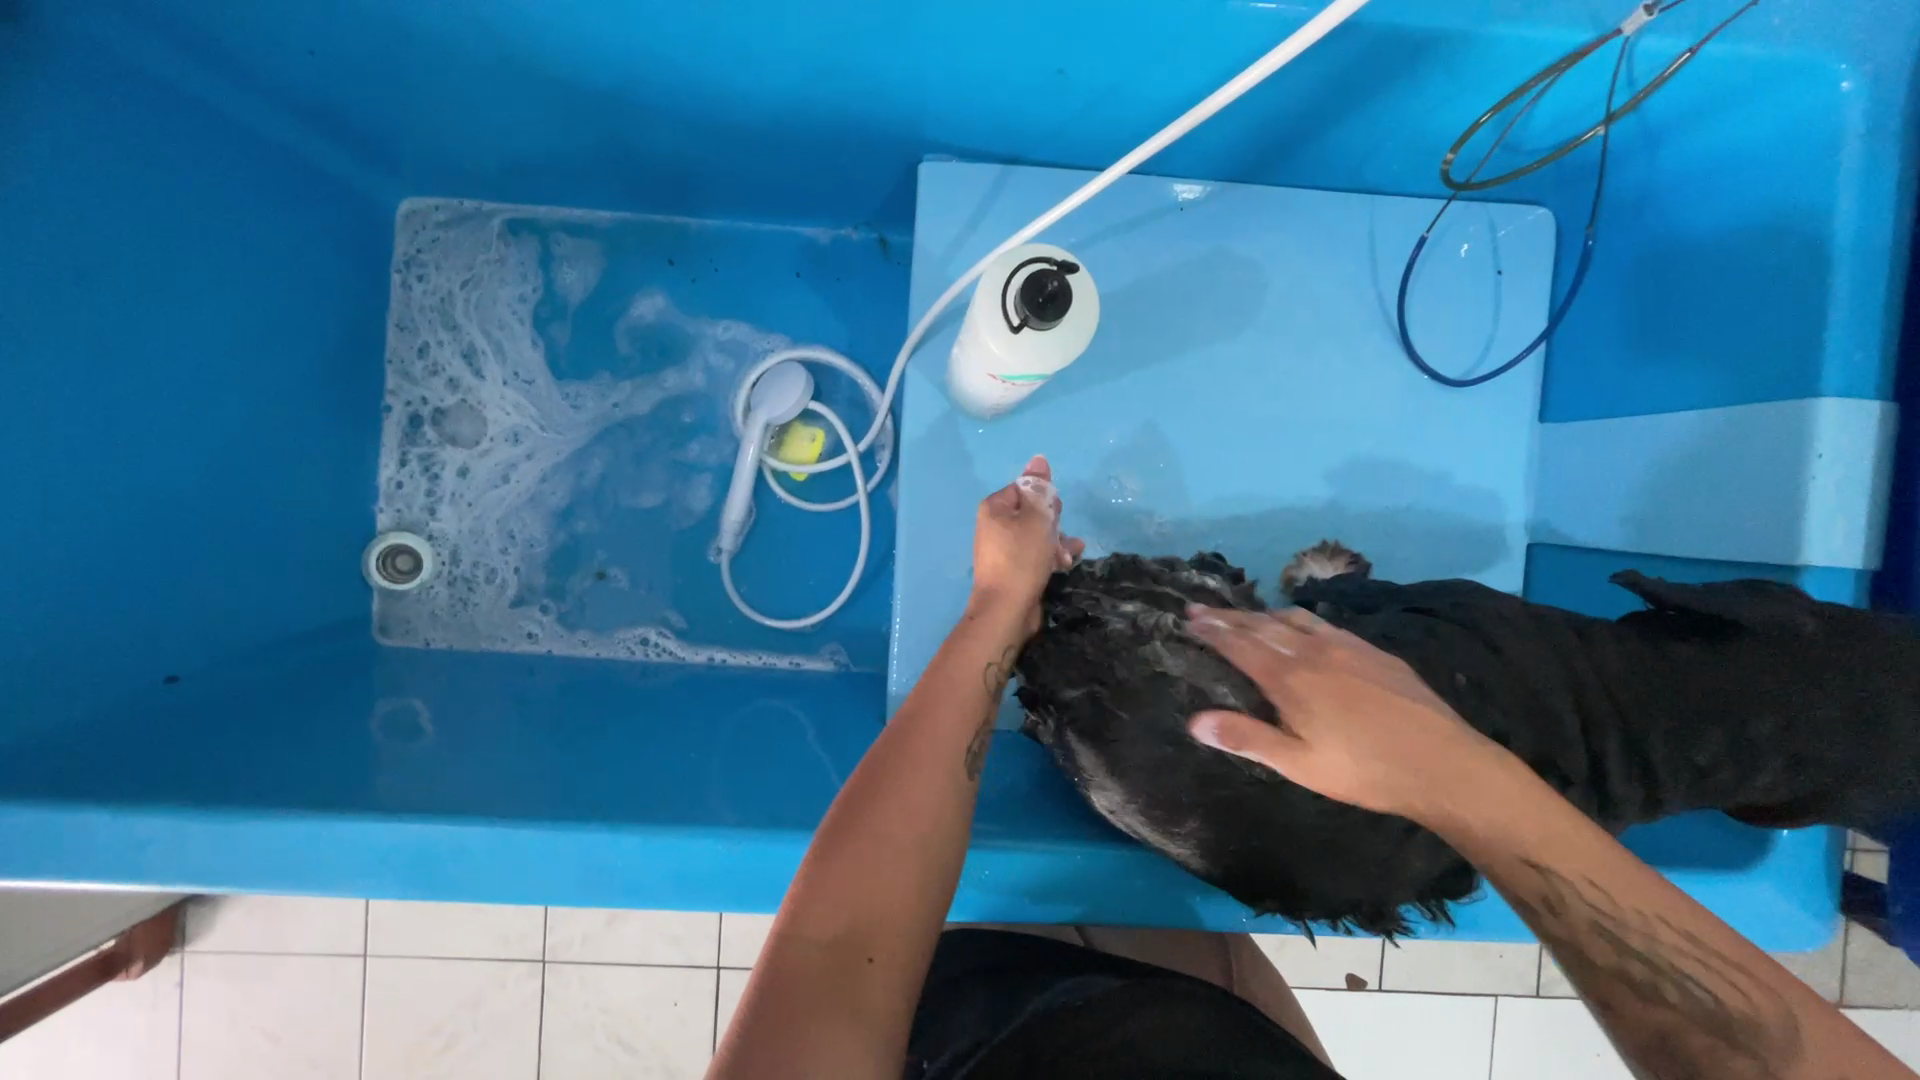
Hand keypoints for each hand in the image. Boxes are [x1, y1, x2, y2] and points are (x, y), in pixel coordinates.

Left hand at [970, 455, 1084, 636]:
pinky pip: (1037, 553)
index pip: (1026, 489)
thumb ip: (1040, 489)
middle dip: (1054, 524)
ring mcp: (1004, 549)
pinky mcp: (1014, 568)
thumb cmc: (1021, 559)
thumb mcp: (1036, 519)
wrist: (1006, 610)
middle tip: (1058, 538)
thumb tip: (1039, 458)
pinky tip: (1068, 563)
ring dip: (1057, 542)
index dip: (1046, 500)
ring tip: (1065, 557)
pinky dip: (1052, 556)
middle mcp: (995, 525)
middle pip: (1034, 512)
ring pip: (1039, 534)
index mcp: (995, 508)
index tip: (1055, 515)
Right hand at [1184, 605, 1503, 821]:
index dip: (1212, 630)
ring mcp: (1347, 647)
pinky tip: (1303, 628)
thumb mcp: (1299, 764)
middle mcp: (1314, 652)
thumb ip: (1247, 738)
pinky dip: (1298, 619)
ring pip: (1294, 619)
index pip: (1239, 644)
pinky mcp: (1374, 652)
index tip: (1188, 619)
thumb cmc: (1364, 771)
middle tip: (1201, 609)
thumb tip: (1195, 721)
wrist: (1444, 764)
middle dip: (1228, 617)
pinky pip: (1324, 624)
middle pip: (1262, 626)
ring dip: (1262, 614)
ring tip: (1245, 616)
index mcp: (1290, 679)